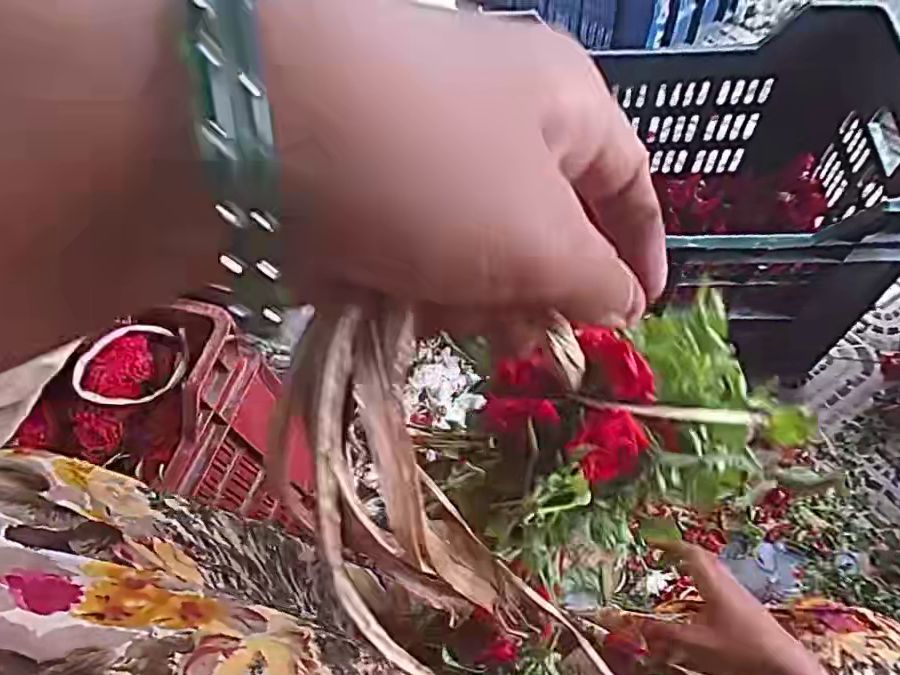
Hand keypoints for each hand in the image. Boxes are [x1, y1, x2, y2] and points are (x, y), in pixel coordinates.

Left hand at [260, 0, 666, 330]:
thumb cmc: (436, 174)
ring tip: (452, 312)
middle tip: (535, 343)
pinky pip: (429, 263)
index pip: (629, 181)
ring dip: (481, 302)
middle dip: (548, 294)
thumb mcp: (543, 239)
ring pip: (488, 258)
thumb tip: (622, 308)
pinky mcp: (376, 200)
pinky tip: (403, 302)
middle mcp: (501, 125)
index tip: (639, 317)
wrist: (256, 133)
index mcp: (563, 106)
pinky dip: (427, 294)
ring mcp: (432, 163)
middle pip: (554, 230)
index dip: (643, 251)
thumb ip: (597, 283)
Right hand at [623, 546, 849, 674]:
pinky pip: (723, 586)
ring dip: (697, 569)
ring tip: (681, 574)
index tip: (656, 544)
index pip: (692, 555)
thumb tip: (641, 627)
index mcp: (715, 586)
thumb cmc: (741, 649)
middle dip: (684, 554)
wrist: (784, 663)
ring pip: (716, 573)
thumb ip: (667, 634)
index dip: (672, 546)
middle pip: (706, 559)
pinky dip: (707, 584)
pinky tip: (703, 602)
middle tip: (666, 555)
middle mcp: (729, 585)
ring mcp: (741, 596)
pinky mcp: (748, 609)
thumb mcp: (697, 644)